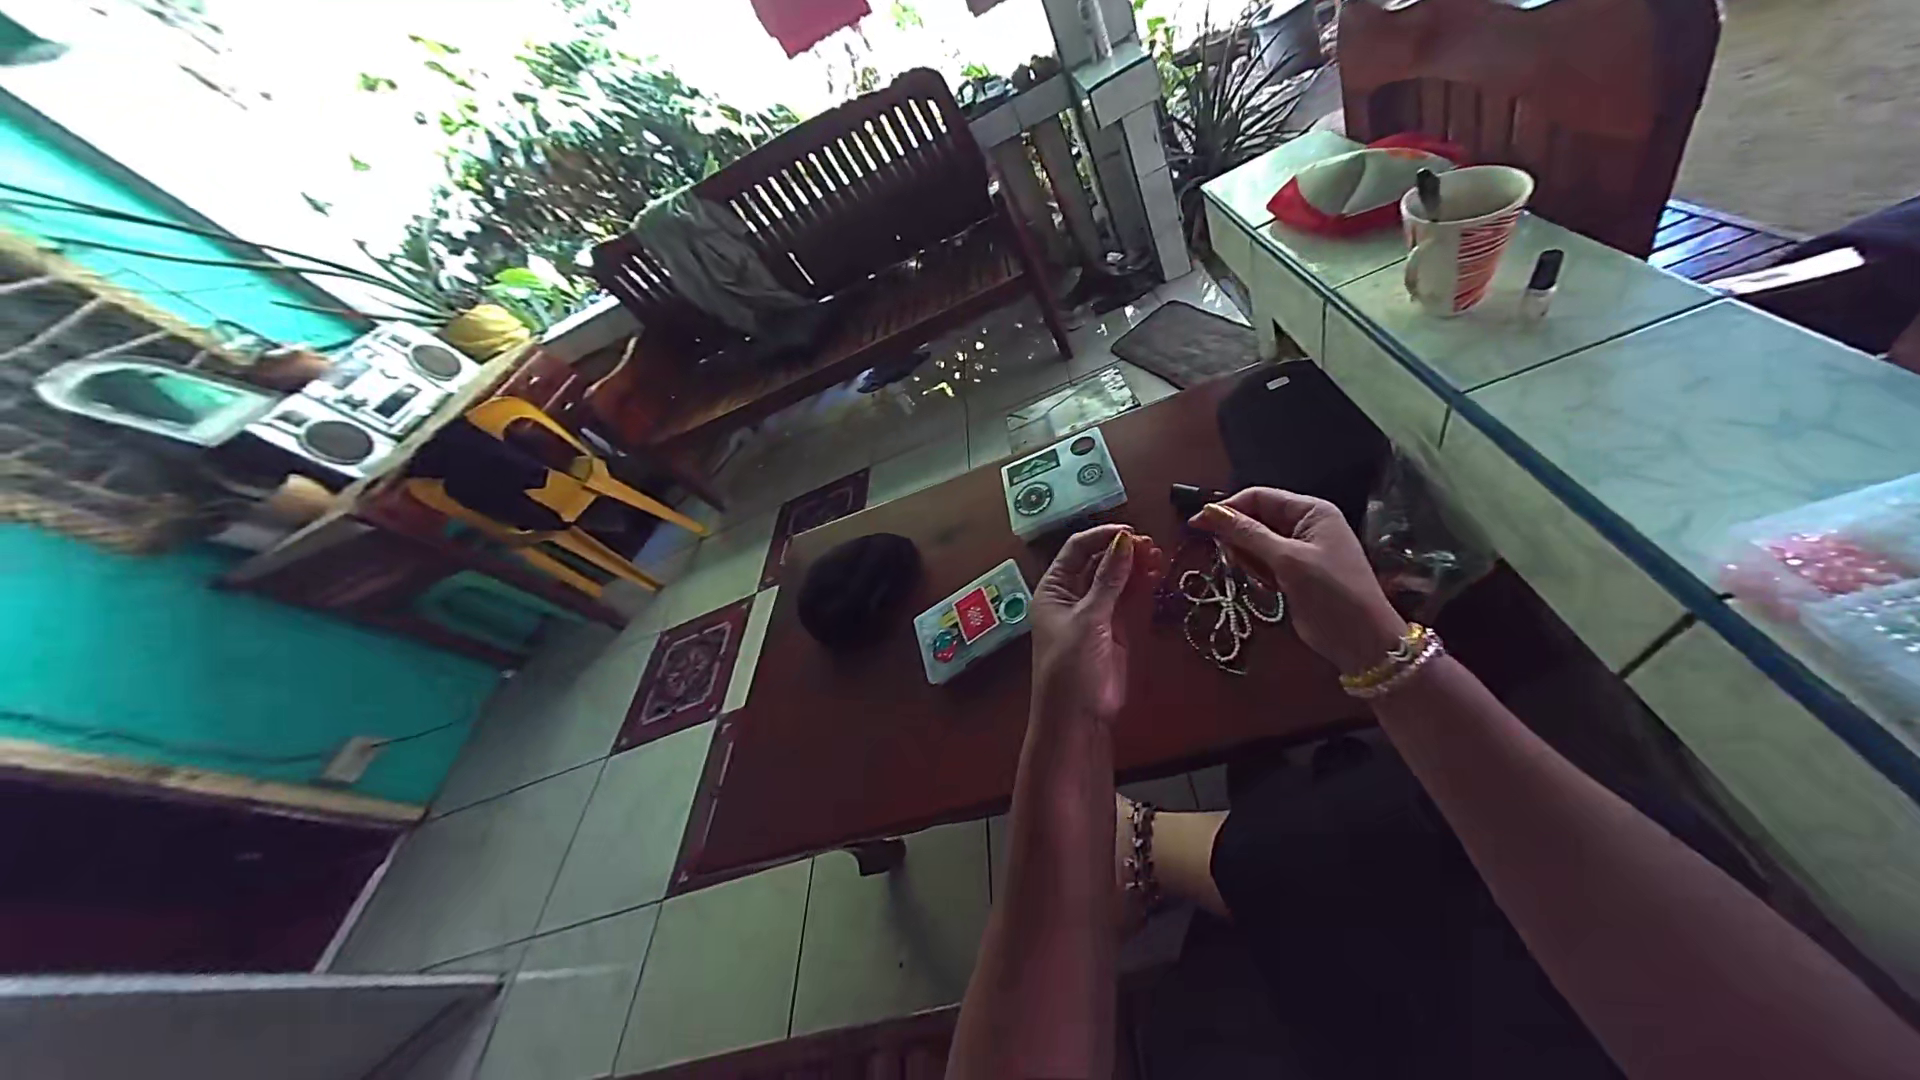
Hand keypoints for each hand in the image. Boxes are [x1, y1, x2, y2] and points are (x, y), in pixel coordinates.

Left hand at [1031, 524, 1165, 723]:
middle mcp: (1072, 596)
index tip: (1129, 532)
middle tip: (1149, 545)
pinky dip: (1142, 585)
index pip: (1076, 550)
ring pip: (1116, 579)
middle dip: (1122, 551)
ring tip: (1157, 554)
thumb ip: (1109, 580)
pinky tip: (1156, 572)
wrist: (1078, 717)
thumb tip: (1124, 543)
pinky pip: (1128, 599)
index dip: (1101, 537)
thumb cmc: (1070, 666)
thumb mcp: (1088, 619)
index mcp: (1053, 589)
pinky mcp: (1116, 628)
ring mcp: (1096, 612)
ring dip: (1135, 566)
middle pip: (1098, 562)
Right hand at [1190, 488, 1405, 675]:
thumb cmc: (1330, 592)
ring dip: (1248, 558)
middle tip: (1234, 560)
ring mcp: (1298, 549)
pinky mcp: (1291, 572)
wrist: (1360, 640)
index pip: (1258, 497)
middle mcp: (1303, 525)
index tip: (1197, 525)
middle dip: (1239, 538)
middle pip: (1253, 518)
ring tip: (1264, 578)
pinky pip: (1261, 561)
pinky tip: (1269, 586)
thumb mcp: (1287, 560)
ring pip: (1253, 542)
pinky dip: (1257, 571)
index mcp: (1310, 511)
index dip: (1227, 509)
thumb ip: (1246, 534)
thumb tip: (1208, 511)